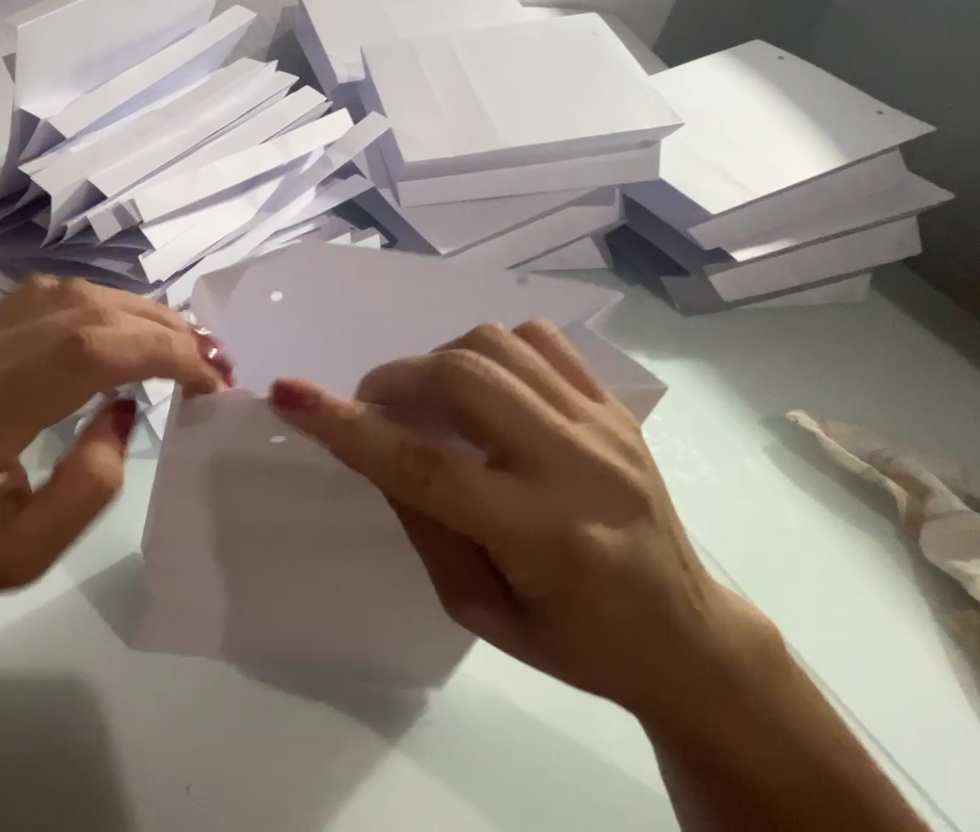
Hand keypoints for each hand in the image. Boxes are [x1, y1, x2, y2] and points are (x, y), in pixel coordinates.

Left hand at [0, 277, 230, 603]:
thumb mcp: (25, 552)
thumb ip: (89, 484)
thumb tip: (125, 410)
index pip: (87, 352)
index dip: (160, 353)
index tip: (210, 380)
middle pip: (81, 310)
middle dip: (159, 327)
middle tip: (211, 360)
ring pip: (61, 292)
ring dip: (129, 308)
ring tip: (179, 342)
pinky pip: (37, 300)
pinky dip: (93, 306)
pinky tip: (121, 330)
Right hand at [267, 321, 776, 724]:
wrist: (687, 633)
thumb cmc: (572, 639)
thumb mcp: (476, 605)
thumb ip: (423, 519)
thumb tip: (373, 446)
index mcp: (543, 535)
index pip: (425, 465)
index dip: (350, 428)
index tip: (292, 396)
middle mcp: (579, 467)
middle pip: (463, 380)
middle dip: (393, 382)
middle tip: (371, 408)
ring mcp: (605, 427)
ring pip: (497, 345)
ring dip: (435, 361)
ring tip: (424, 399)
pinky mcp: (618, 408)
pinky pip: (540, 341)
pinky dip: (488, 349)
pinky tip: (478, 385)